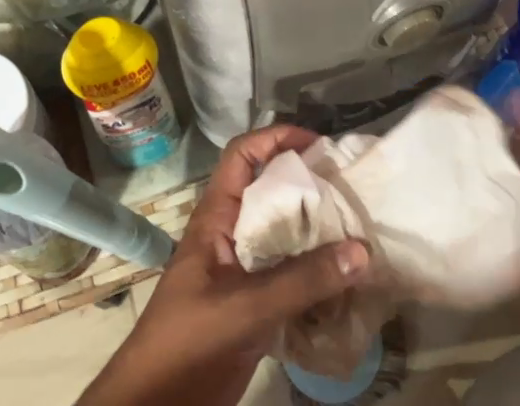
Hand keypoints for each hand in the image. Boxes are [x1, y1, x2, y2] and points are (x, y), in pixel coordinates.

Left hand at [77, 125, 370, 405]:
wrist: (158, 402)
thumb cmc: (188, 339)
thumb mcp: (244, 306)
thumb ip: (300, 281)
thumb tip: (361, 249)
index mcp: (215, 219)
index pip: (241, 157)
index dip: (275, 139)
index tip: (318, 143)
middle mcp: (231, 236)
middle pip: (270, 193)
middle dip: (308, 185)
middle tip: (352, 187)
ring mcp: (243, 272)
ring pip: (284, 237)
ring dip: (318, 233)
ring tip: (361, 228)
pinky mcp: (254, 306)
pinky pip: (291, 278)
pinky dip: (319, 275)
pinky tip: (350, 280)